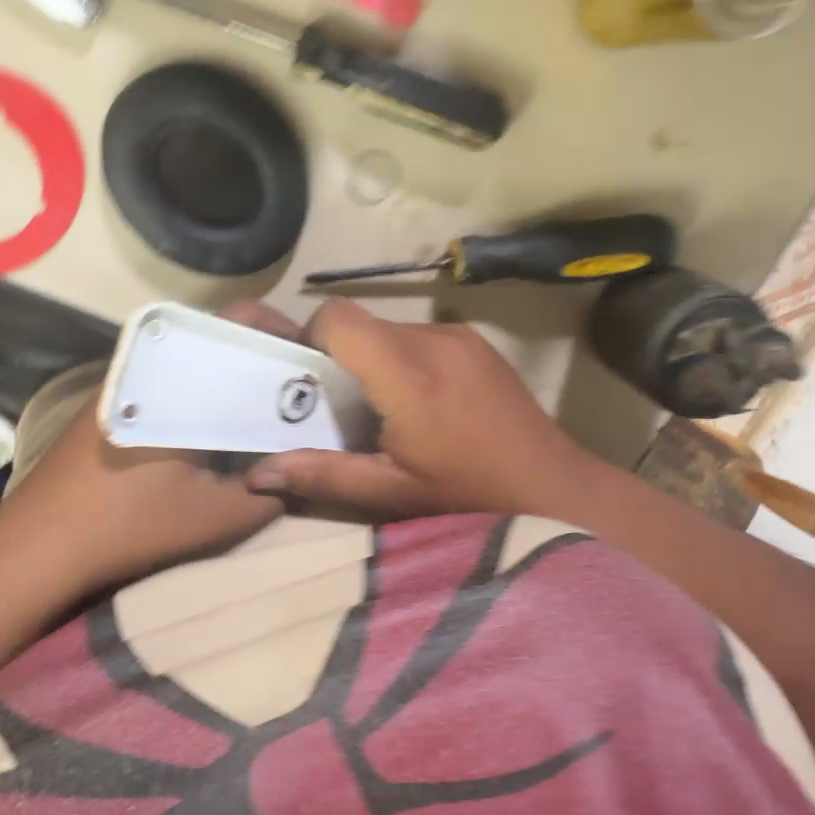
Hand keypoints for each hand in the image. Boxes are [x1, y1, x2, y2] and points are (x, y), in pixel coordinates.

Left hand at [0, 301, 297, 588]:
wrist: (36, 548)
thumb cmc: (129, 524)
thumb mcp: (217, 517)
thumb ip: (271, 494)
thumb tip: (305, 471)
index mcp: (177, 372)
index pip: (241, 319)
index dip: (285, 332)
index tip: (315, 364)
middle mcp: (149, 361)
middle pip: (218, 335)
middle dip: (263, 356)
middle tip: (297, 393)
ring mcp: (125, 380)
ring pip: (193, 358)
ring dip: (231, 376)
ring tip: (265, 412)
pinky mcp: (112, 404)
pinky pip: (170, 379)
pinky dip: (202, 392)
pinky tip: (217, 433)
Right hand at [246, 299, 595, 518]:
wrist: (557, 489)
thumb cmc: (471, 497)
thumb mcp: (392, 493)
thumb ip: (323, 474)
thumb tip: (258, 473)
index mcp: (408, 375)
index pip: (338, 318)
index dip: (312, 339)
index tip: (309, 381)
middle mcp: (434, 340)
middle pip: (363, 324)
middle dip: (342, 357)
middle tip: (343, 409)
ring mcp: (461, 336)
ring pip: (391, 329)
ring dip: (376, 360)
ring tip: (387, 413)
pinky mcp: (479, 342)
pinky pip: (422, 337)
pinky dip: (406, 361)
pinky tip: (424, 406)